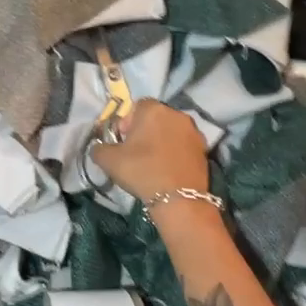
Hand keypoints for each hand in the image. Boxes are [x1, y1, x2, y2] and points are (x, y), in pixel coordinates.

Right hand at [90, 100, 210, 206]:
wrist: (179, 199)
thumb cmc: (141, 170)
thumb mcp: (107, 160)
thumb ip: (99, 147)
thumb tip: (100, 147)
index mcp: (153, 109)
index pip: (137, 106)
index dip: (127, 122)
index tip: (122, 141)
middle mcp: (177, 114)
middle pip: (156, 117)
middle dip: (145, 130)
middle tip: (136, 151)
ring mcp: (194, 132)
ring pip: (172, 131)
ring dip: (162, 141)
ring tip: (154, 161)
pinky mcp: (205, 150)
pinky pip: (184, 145)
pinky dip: (176, 152)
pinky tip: (168, 169)